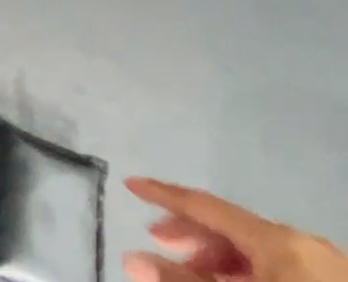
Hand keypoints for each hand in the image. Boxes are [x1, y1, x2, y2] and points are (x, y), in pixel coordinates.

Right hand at [125, 177, 347, 281]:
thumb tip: (132, 259)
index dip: (163, 195)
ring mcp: (331, 269)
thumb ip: (182, 280)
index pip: (206, 205)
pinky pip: (287, 270)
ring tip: (196, 275)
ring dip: (221, 259)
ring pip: (261, 251)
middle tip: (159, 241)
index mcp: (280, 240)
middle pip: (234, 228)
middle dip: (193, 234)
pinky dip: (251, 273)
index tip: (130, 185)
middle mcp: (307, 246)